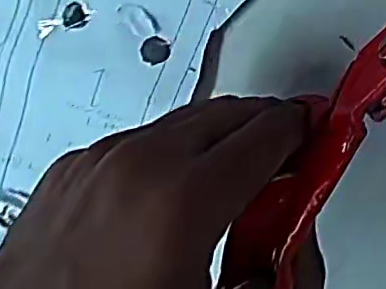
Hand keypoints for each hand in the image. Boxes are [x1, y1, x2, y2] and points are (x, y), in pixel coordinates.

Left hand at [0, 96, 324, 288]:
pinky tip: (163, 198)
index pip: (270, 131)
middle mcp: (139, 166)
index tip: (318, 131)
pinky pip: (135, 142)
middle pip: (232, 113)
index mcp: (182, 201)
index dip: (303, 129)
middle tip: (283, 158)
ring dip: (215, 141)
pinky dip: (163, 156)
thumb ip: (278, 278)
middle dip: (264, 130)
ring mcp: (98, 163)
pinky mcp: (67, 171)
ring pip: (184, 122)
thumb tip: (299, 252)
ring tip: (223, 184)